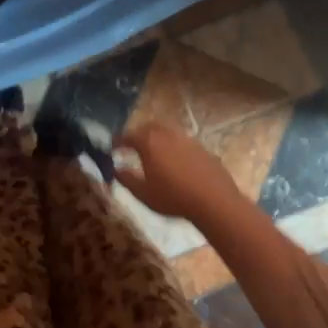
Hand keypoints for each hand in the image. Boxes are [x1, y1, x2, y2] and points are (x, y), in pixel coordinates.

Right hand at [116, 121, 241, 221]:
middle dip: (138, 134)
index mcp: (149, 142)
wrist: (214, 201)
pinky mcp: (202, 148)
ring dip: (157, 138)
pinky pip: (182, 142)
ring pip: (167, 132)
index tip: (113, 147)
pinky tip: (176, 161)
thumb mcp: (143, 193)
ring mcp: (186, 139)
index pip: (128, 135)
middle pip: (148, 127)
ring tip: (155, 152)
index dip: (119, 141)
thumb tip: (115, 168)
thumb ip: (126, 179)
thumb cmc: (173, 197)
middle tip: (133, 145)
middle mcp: (166, 134)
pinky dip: (174, 147)